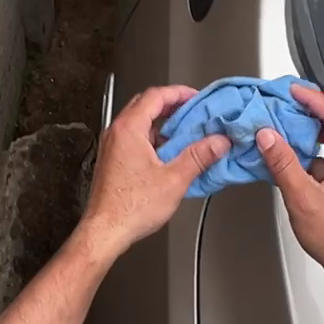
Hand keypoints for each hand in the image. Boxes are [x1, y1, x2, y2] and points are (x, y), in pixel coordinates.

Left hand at [75, 85, 230, 257]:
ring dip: (162, 123)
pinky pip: (133, 138)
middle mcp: (116, 133)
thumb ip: (198, 156)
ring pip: (139, 122)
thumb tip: (218, 143)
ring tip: (185, 134)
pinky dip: (152, 138)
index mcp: (129, 129)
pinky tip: (168, 155)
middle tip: (192, 111)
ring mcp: (111, 147)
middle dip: (171, 105)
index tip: (195, 97)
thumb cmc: (131, 208)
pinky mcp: (112, 160)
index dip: (179, 93)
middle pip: (145, 105)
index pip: (155, 96)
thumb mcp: (174, 180)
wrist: (105, 231)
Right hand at [256, 85, 323, 289]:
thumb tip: (267, 136)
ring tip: (282, 121)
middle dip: (309, 110)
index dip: (312, 99)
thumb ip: (283, 164)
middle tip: (284, 100)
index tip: (292, 90)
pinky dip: (309, 151)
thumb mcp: (304, 199)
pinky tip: (288, 152)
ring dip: (307, 130)